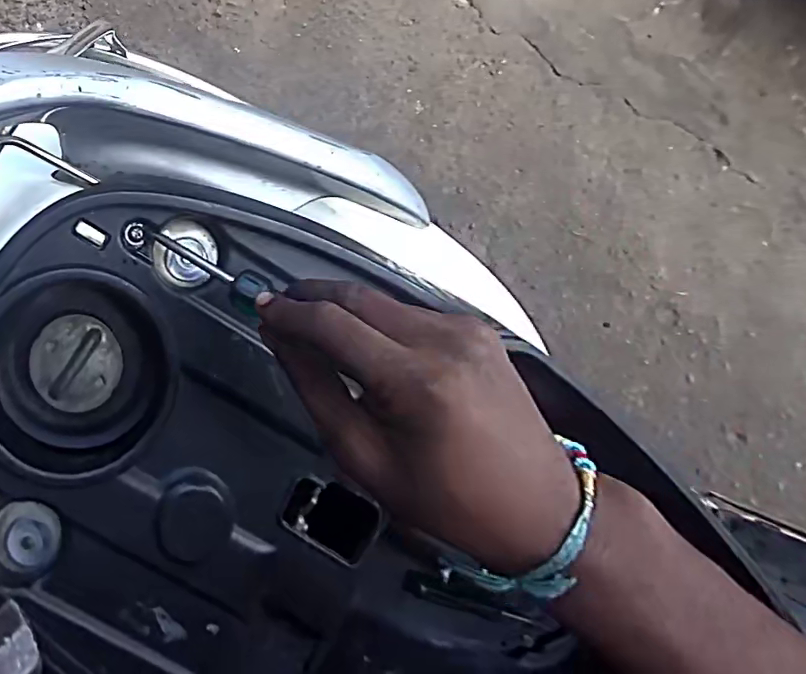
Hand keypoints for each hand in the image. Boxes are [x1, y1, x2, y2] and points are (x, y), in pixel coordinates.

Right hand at [257, 280, 580, 573]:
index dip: (289, 311)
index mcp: (416, 381)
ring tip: (314, 325)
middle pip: (355, 296)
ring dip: (340, 305)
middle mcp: (444, 342)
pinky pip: (406, 310)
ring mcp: (464, 329)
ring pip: (378, 299)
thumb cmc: (451, 500)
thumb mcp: (364, 457)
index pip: (332, 323)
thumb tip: (281, 340)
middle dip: (309, 296)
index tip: (263, 307)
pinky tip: (363, 338)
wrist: (542, 510)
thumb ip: (315, 388)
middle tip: (279, 306)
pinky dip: (375, 317)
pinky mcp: (475, 327)